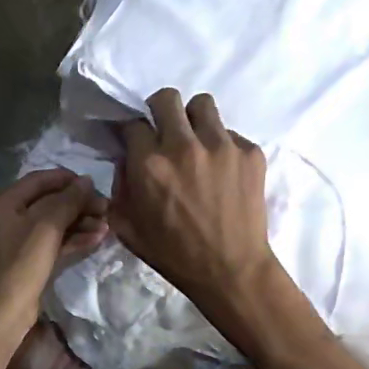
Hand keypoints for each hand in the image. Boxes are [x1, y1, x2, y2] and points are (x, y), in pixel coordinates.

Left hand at [0, 168, 108, 339]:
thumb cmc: (22, 263)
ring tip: (107, 225)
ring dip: (81, 222)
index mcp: (4, 202)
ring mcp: (19, 239)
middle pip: (49, 201)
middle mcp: (8, 216)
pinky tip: (98, 238)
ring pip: (55, 223)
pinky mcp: (30, 258)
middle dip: (78, 204)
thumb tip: (87, 180)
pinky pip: (54, 241)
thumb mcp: (47, 227)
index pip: (40, 180)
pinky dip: (74, 238)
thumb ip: (68, 200)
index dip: (68, 180)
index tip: (95, 184)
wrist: (6, 311)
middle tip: (106, 208)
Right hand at [111, 89, 279, 307]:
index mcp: (149, 165)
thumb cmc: (172, 254)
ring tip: (195, 143)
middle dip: (160, 110)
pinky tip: (220, 172)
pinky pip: (230, 132)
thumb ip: (119, 189)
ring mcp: (221, 145)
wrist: (229, 269)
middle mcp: (183, 146)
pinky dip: (221, 146)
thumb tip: (126, 161)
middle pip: (166, 99)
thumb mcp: (127, 228)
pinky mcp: (249, 152)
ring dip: (193, 120)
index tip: (136, 141)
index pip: (133, 124)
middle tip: (164, 131)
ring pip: (202, 105)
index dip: (132, 132)